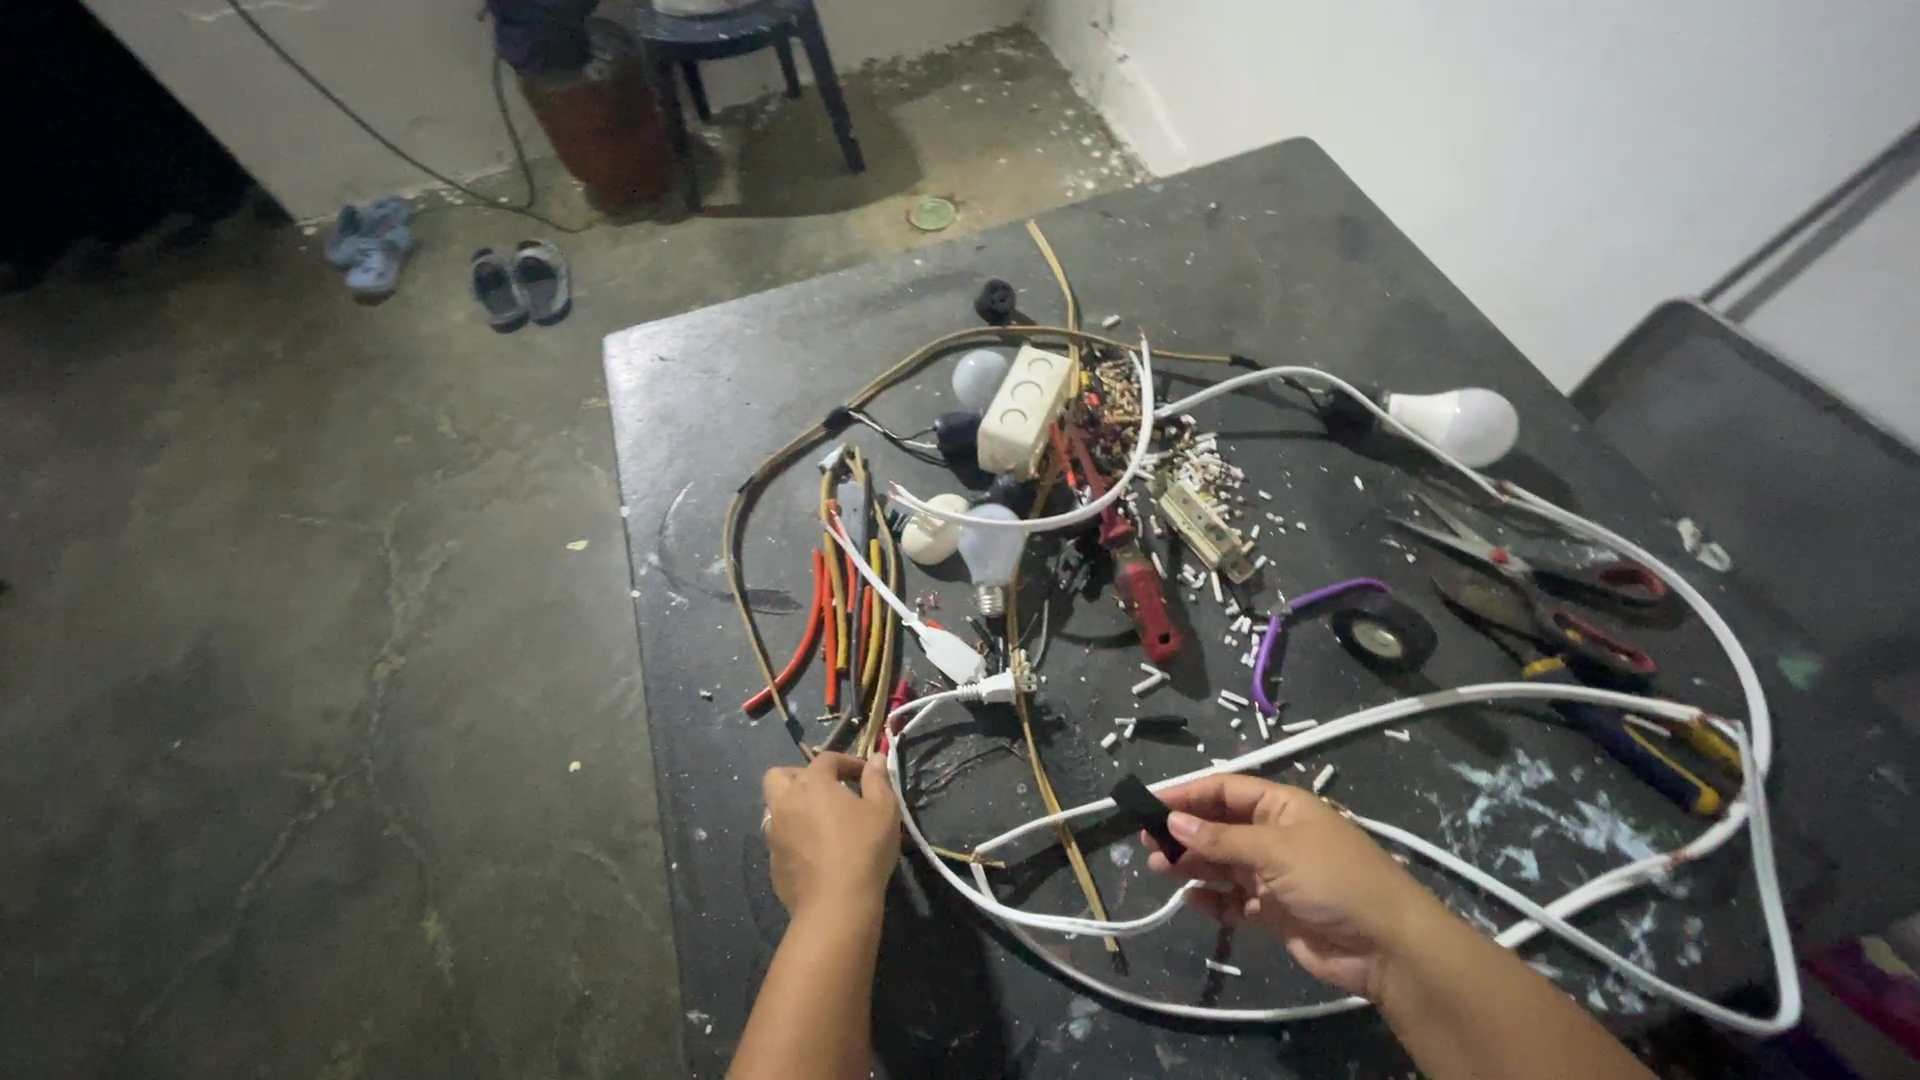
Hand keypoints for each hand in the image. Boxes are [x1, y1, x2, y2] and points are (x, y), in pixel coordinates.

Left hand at [760, 752, 900, 916]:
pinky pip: (779, 839)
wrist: (835, 904)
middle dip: (800, 776)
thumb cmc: (863, 848)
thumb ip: (878, 780)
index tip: (864, 775)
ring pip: (774, 808)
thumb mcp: (884, 809)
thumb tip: (875, 758)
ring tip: (818, 821)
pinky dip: (793, 837)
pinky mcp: (772, 863)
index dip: (847, 762)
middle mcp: (786, 802)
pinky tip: (814, 852)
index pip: (826, 759)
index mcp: (813, 784)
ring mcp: (774, 834)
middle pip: (780, 776)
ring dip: (793, 807)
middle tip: (826, 791)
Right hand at [1143, 774, 1447, 999]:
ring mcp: (1274, 874)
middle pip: (1218, 827)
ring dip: (1191, 864)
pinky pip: (1233, 900)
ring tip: (1157, 867)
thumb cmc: (1334, 879)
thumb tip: (1172, 822)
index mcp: (1281, 807)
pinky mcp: (1275, 911)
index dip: (1186, 794)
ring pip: (1221, 863)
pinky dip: (1211, 900)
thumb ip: (1221, 839)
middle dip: (1183, 832)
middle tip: (1146, 840)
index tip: (1149, 803)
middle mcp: (1274, 835)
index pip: (1224, 791)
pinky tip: (1190, 900)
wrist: (1388, 947)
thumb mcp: (1275, 850)